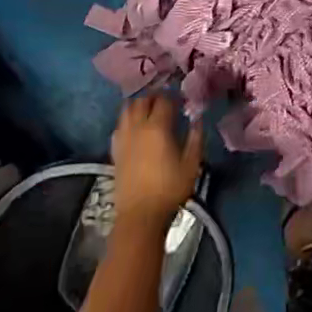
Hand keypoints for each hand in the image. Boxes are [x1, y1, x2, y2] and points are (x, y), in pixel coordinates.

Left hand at [110, 94, 203, 226]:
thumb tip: (197, 119)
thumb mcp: (191, 165)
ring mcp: (123, 136)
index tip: (180, 100)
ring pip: (127, 108)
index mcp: (157, 127)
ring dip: (138, 104)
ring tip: (149, 110)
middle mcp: (137, 126)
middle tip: (165, 101)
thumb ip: (196, 138)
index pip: (163, 100)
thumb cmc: (170, 189)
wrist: (140, 214)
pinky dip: (127, 119)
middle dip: (154, 96)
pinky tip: (134, 127)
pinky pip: (119, 124)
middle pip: (142, 99)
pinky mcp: (115, 148)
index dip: (173, 96)